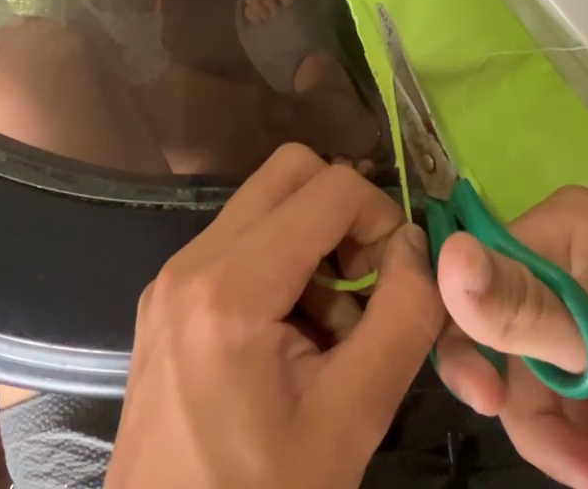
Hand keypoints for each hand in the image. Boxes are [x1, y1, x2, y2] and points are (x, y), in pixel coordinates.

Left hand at [106, 144, 445, 488]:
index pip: (329, 187)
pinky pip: (240, 244)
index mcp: (230, 287)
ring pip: (266, 206)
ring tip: (332, 333)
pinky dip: (283, 267)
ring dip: (315, 245)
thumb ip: (402, 318)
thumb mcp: (352, 416)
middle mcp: (191, 262)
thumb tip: (418, 247)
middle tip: (366, 286)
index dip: (381, 218)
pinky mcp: (168, 299)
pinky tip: (295, 342)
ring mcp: (172, 278)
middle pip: (290, 172)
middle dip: (344, 215)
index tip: (398, 281)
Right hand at [433, 186, 587, 486]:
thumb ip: (521, 309)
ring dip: (587, 443)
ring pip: (548, 382)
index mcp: (564, 228)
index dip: (471, 346)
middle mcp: (574, 252)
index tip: (489, 407)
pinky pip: (583, 393)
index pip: (475, 279)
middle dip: (551, 420)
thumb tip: (439, 255)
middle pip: (512, 342)